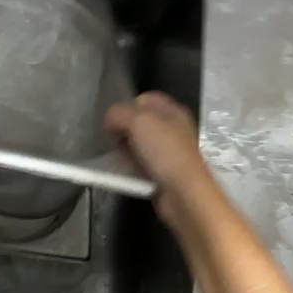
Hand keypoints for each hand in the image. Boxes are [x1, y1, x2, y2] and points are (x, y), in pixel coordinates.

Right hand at [106, 92, 211, 209]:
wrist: (184, 193)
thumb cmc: (164, 150)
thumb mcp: (138, 121)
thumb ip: (119, 113)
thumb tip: (109, 119)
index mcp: (173, 111)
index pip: (145, 99)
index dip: (128, 104)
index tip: (115, 117)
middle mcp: (173, 129)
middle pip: (140, 122)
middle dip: (124, 128)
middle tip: (113, 137)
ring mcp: (169, 153)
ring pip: (139, 144)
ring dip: (126, 149)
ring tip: (115, 155)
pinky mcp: (164, 173)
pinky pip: (141, 164)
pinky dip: (131, 166)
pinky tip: (124, 170)